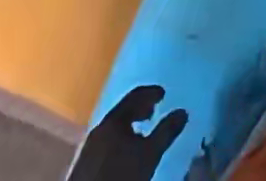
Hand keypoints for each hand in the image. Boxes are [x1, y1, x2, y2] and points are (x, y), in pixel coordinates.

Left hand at [63, 85, 188, 180]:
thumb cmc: (122, 175)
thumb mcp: (150, 153)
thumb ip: (166, 131)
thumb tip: (183, 112)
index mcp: (114, 120)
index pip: (134, 96)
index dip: (150, 92)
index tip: (163, 93)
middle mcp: (98, 128)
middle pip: (121, 111)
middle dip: (139, 109)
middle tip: (153, 111)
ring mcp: (88, 147)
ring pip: (112, 127)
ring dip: (128, 125)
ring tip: (141, 133)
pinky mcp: (82, 164)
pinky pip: (104, 141)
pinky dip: (117, 139)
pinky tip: (124, 153)